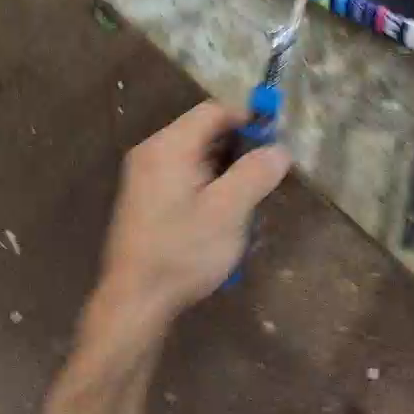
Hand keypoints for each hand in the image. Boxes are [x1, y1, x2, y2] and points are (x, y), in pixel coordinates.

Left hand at [96, 101, 290, 323]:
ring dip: (224, 168)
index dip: (247, 118)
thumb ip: (256, 174)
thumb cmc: (182, 251)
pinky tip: (221, 213)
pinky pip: (182, 175)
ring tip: (248, 196)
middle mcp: (151, 152)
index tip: (273, 139)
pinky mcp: (144, 200)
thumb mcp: (229, 212)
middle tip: (265, 171)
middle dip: (238, 146)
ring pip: (194, 155)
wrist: (134, 302)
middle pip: (202, 131)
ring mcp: (143, 176)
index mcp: (169, 146)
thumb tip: (279, 149)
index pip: (213, 111)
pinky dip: (206, 183)